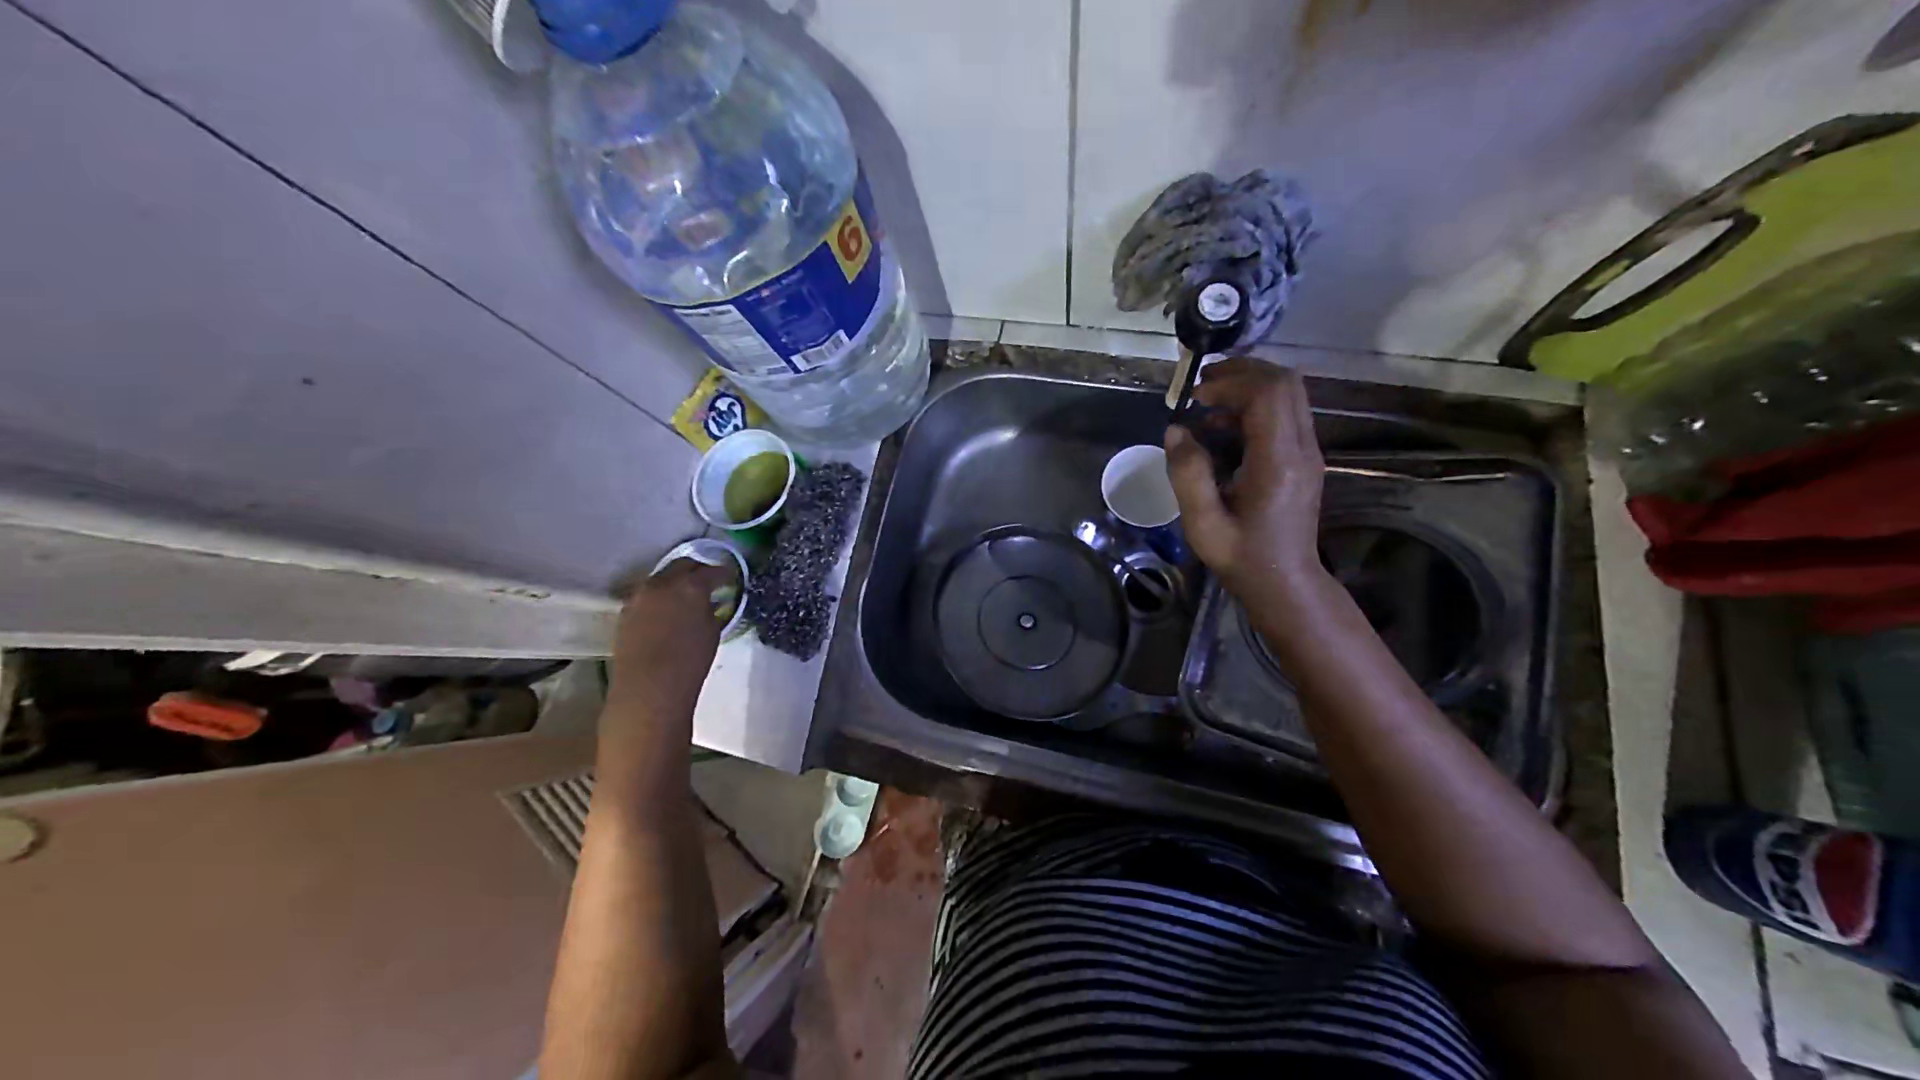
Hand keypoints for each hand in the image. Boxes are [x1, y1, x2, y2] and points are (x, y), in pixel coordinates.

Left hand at [605, 559, 730, 721]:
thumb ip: (709, 609)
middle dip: (696, 570)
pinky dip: (658, 598)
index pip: (711, 571)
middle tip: (707, 581)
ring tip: (684, 596)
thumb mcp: (711, 631)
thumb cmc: (689, 661)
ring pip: (660, 579)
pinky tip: (665, 611)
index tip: (729, 578)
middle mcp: (662, 583)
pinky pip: (646, 596)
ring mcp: (639, 596)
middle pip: (681, 565)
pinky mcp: (625, 611)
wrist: (648, 687)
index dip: (723, 573)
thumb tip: (707, 603)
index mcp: (690, 586)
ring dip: (674, 582)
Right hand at [1164, 358, 1329, 604]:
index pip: (1267, 394)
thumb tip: (1176, 430)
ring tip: (1209, 404)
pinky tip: (1225, 427)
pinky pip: (1286, 412)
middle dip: (1242, 373)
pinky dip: (1256, 405)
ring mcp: (1308, 451)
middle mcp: (1302, 448)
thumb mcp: (1202, 523)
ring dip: (1249, 387)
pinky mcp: (1304, 458)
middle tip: (1203, 385)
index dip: (1230, 383)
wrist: (1284, 582)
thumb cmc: (1241, 556)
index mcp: (1278, 461)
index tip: (1196, 397)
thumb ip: (1187, 474)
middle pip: (1285, 382)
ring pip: (1289, 393)